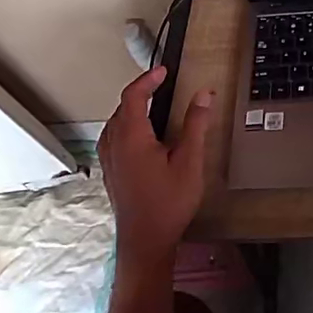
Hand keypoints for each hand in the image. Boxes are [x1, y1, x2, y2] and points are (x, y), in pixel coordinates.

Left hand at [98, 66, 214, 274]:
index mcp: (131, 136)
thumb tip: (203, 95)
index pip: (134, 95)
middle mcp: (114, 143)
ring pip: (116, 121)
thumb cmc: (168, 203)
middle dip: (142, 92)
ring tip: (154, 106)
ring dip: (133, 109)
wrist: (145, 241)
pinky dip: (127, 125)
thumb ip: (196, 125)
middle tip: (162, 86)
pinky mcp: (109, 170)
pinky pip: (113, 136)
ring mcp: (108, 158)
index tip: (164, 71)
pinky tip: (142, 135)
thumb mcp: (189, 161)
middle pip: (123, 106)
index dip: (148, 79)